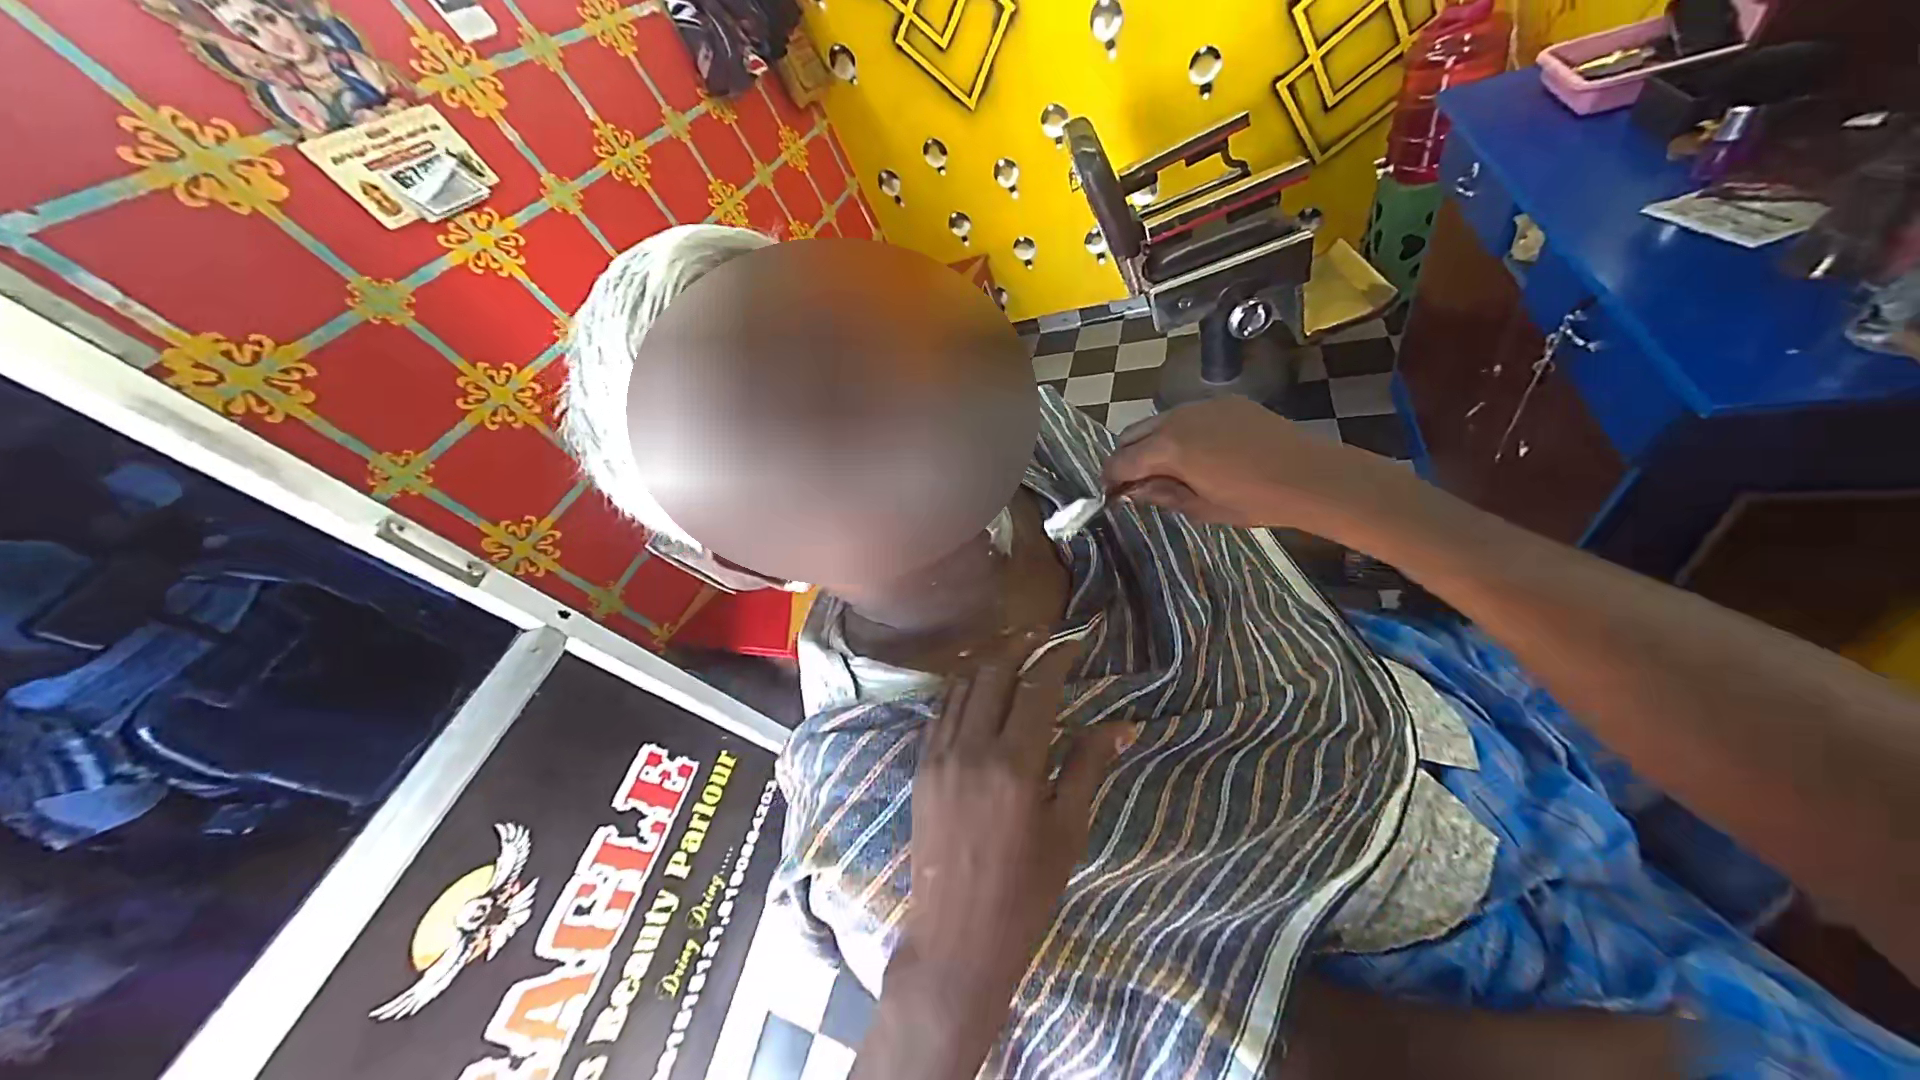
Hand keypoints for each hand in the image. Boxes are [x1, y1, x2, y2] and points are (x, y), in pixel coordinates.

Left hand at [856, 637, 1136, 1079]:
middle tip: (1041, 636)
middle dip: (1019, 646)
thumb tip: (1124, 723)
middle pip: (993, 673)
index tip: (1074, 641)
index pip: (1037, 687)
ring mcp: (939, 755)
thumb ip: (1090, 766)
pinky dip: (960, 689)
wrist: (957, 937)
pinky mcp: (921, 768)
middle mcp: (972, 748)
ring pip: (961, 686)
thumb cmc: (1026, 891)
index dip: (1057, 657)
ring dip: (987, 662)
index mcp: (1016, 764)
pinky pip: (940, 711)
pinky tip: (976, 688)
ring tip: (1010, 651)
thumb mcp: (1069, 830)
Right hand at [1103, 396, 1420, 537]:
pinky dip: (1177, 432)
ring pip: (1157, 422)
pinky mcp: (1224, 403)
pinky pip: (1185, 415)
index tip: (1111, 496)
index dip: (1110, 480)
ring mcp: (1201, 406)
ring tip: (1164, 469)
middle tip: (1133, 485)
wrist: (1310, 476)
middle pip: (1131, 435)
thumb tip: (1131, 491)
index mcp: (1168, 448)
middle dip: (1126, 459)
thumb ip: (1160, 494)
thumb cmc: (1254, 500)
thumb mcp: (1200, 507)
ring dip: (1150, 444)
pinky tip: (1195, 454)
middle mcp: (1177, 419)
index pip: (1120, 461)